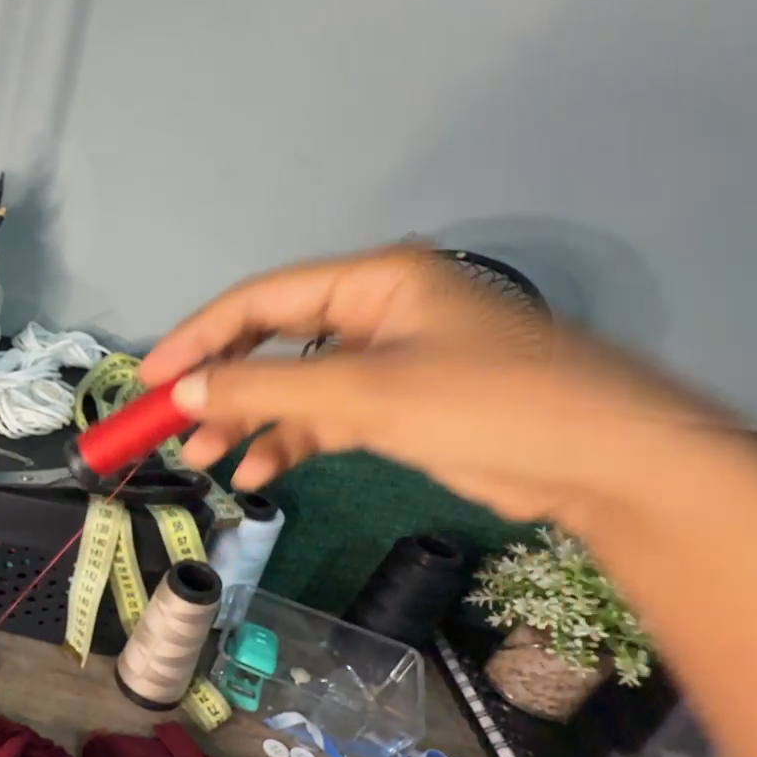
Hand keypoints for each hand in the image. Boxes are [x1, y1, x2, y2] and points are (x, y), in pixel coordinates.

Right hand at [137, 247, 739, 525]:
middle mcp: (372, 314)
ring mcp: (384, 362)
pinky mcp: (395, 407)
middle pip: (268, 343)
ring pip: (290, 387)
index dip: (196, 338)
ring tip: (202, 457)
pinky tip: (257, 473)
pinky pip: (320, 419)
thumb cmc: (485, 405)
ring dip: (245, 422)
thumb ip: (261, 390)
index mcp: (371, 283)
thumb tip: (177, 394)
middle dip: (217, 386)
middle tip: (165, 421)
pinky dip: (287, 443)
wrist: (608, 468)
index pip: (259, 301)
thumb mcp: (361, 393)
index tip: (148, 378)